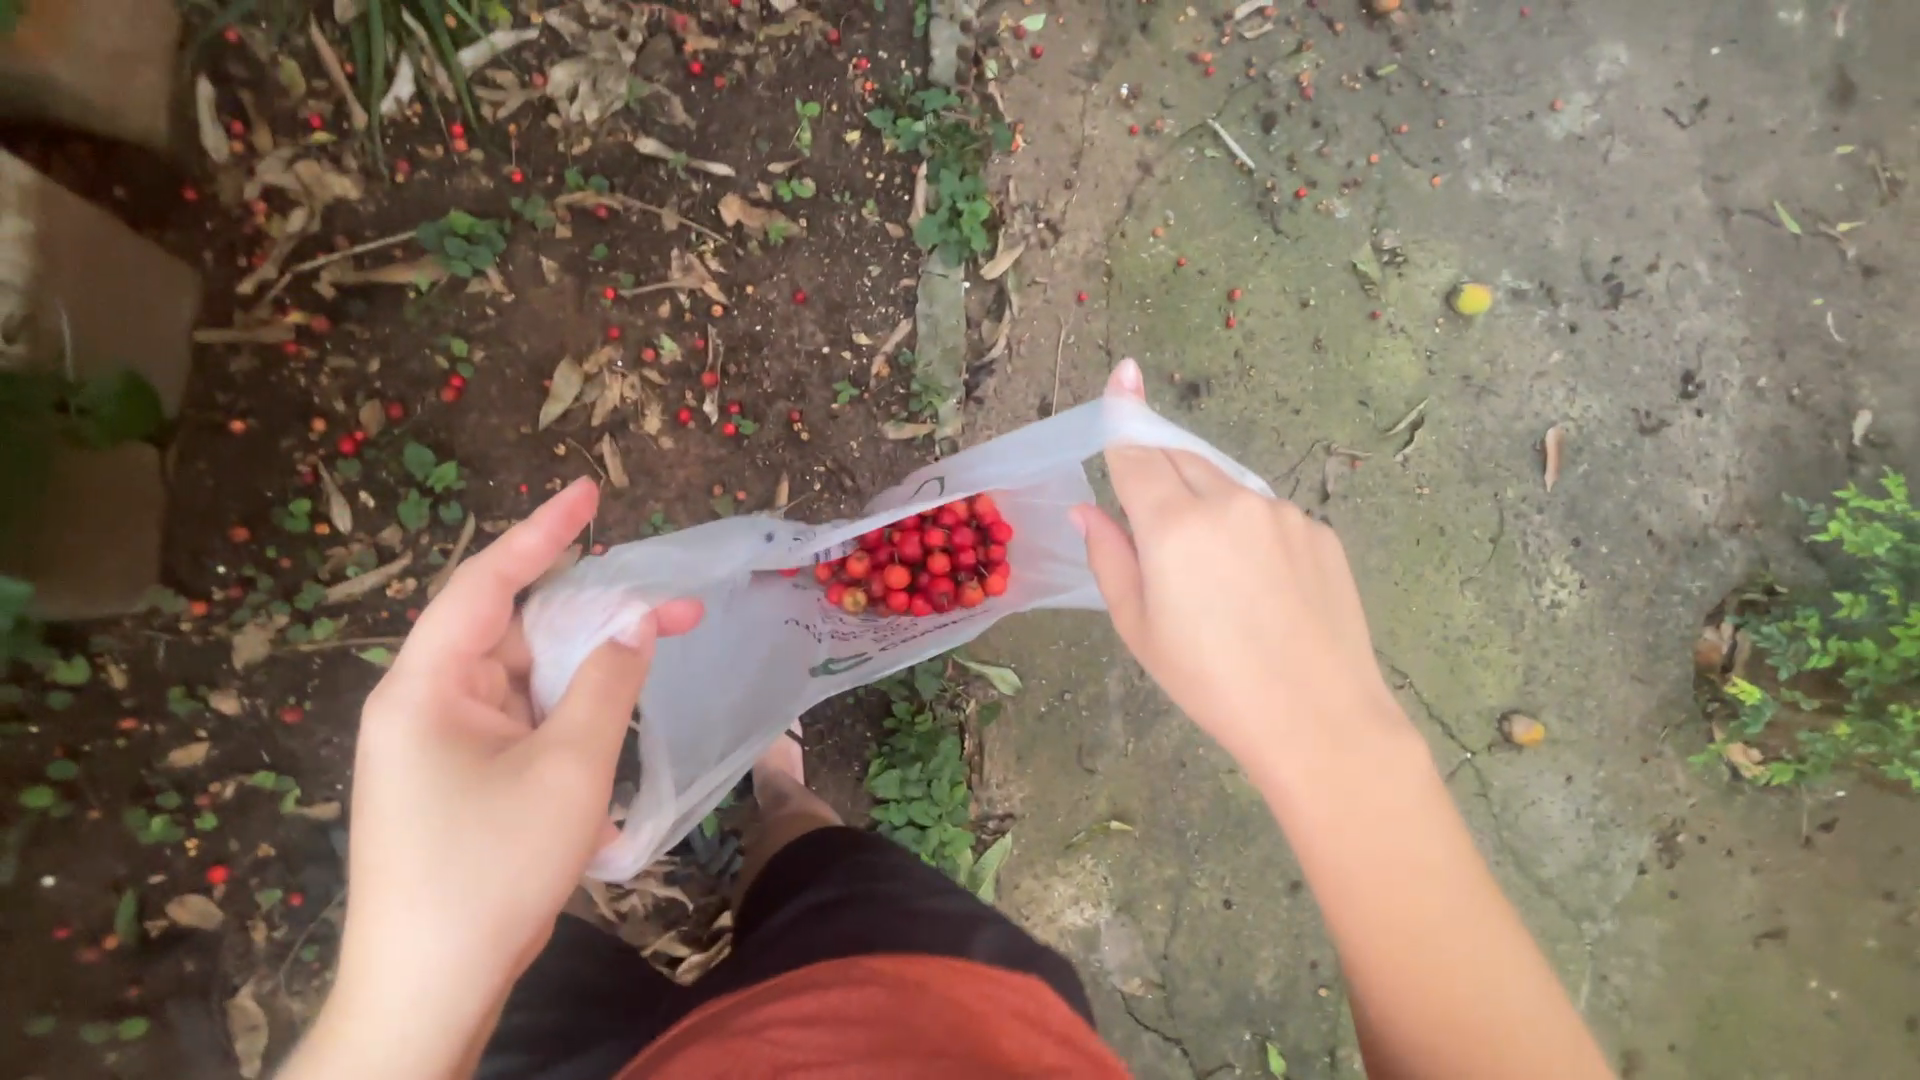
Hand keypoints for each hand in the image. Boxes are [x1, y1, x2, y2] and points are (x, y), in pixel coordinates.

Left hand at [313, 478, 700, 1072]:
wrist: (430, 991)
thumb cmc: (492, 867)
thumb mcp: (569, 766)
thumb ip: (608, 682)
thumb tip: (636, 622)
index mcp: (428, 686)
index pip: (487, 582)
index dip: (543, 533)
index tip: (589, 492)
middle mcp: (427, 703)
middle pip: (519, 631)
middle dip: (596, 617)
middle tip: (677, 608)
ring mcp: (443, 743)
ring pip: (529, 678)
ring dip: (591, 671)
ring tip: (655, 669)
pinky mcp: (463, 776)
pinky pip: (525, 719)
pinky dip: (572, 714)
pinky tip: (611, 733)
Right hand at [1073, 360, 1408, 773]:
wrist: (1318, 717)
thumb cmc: (1209, 681)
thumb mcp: (1138, 628)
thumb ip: (1108, 557)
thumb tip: (1086, 510)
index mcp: (1173, 525)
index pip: (1137, 452)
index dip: (1124, 414)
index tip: (1124, 373)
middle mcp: (1228, 500)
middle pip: (1180, 457)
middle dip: (1157, 465)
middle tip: (1147, 508)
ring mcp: (1281, 511)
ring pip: (1225, 484)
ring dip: (1203, 501)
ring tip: (1207, 568)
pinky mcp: (1318, 529)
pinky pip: (1266, 512)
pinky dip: (1246, 527)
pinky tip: (1255, 583)